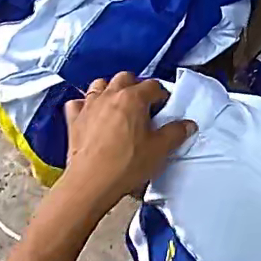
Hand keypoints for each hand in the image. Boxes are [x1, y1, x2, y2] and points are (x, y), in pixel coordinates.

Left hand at [55, 73, 194, 215]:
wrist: (92, 182)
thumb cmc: (124, 164)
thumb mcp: (161, 148)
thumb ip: (176, 132)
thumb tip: (185, 126)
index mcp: (133, 98)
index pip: (153, 86)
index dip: (162, 96)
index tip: (165, 107)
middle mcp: (109, 96)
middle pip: (125, 78)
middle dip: (137, 86)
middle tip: (145, 104)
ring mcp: (89, 107)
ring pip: (100, 84)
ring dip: (111, 89)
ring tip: (121, 105)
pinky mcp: (74, 120)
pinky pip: (78, 102)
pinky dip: (86, 104)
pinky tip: (94, 113)